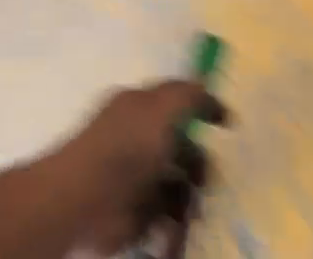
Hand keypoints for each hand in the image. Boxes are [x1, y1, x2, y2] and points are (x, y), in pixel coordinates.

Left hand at [51, 81, 228, 255]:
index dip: (202, 109)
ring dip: (192, 196)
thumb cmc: (125, 146)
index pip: (177, 102)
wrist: (85, 199)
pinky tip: (179, 223)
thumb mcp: (160, 107)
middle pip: (184, 147)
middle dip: (201, 164)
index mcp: (140, 107)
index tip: (227, 124)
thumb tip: (207, 88)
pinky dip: (179, 221)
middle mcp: (139, 138)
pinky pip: (169, 214)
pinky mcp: (137, 211)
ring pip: (181, 183)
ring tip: (193, 208)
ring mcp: (138, 176)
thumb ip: (187, 94)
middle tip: (206, 180)